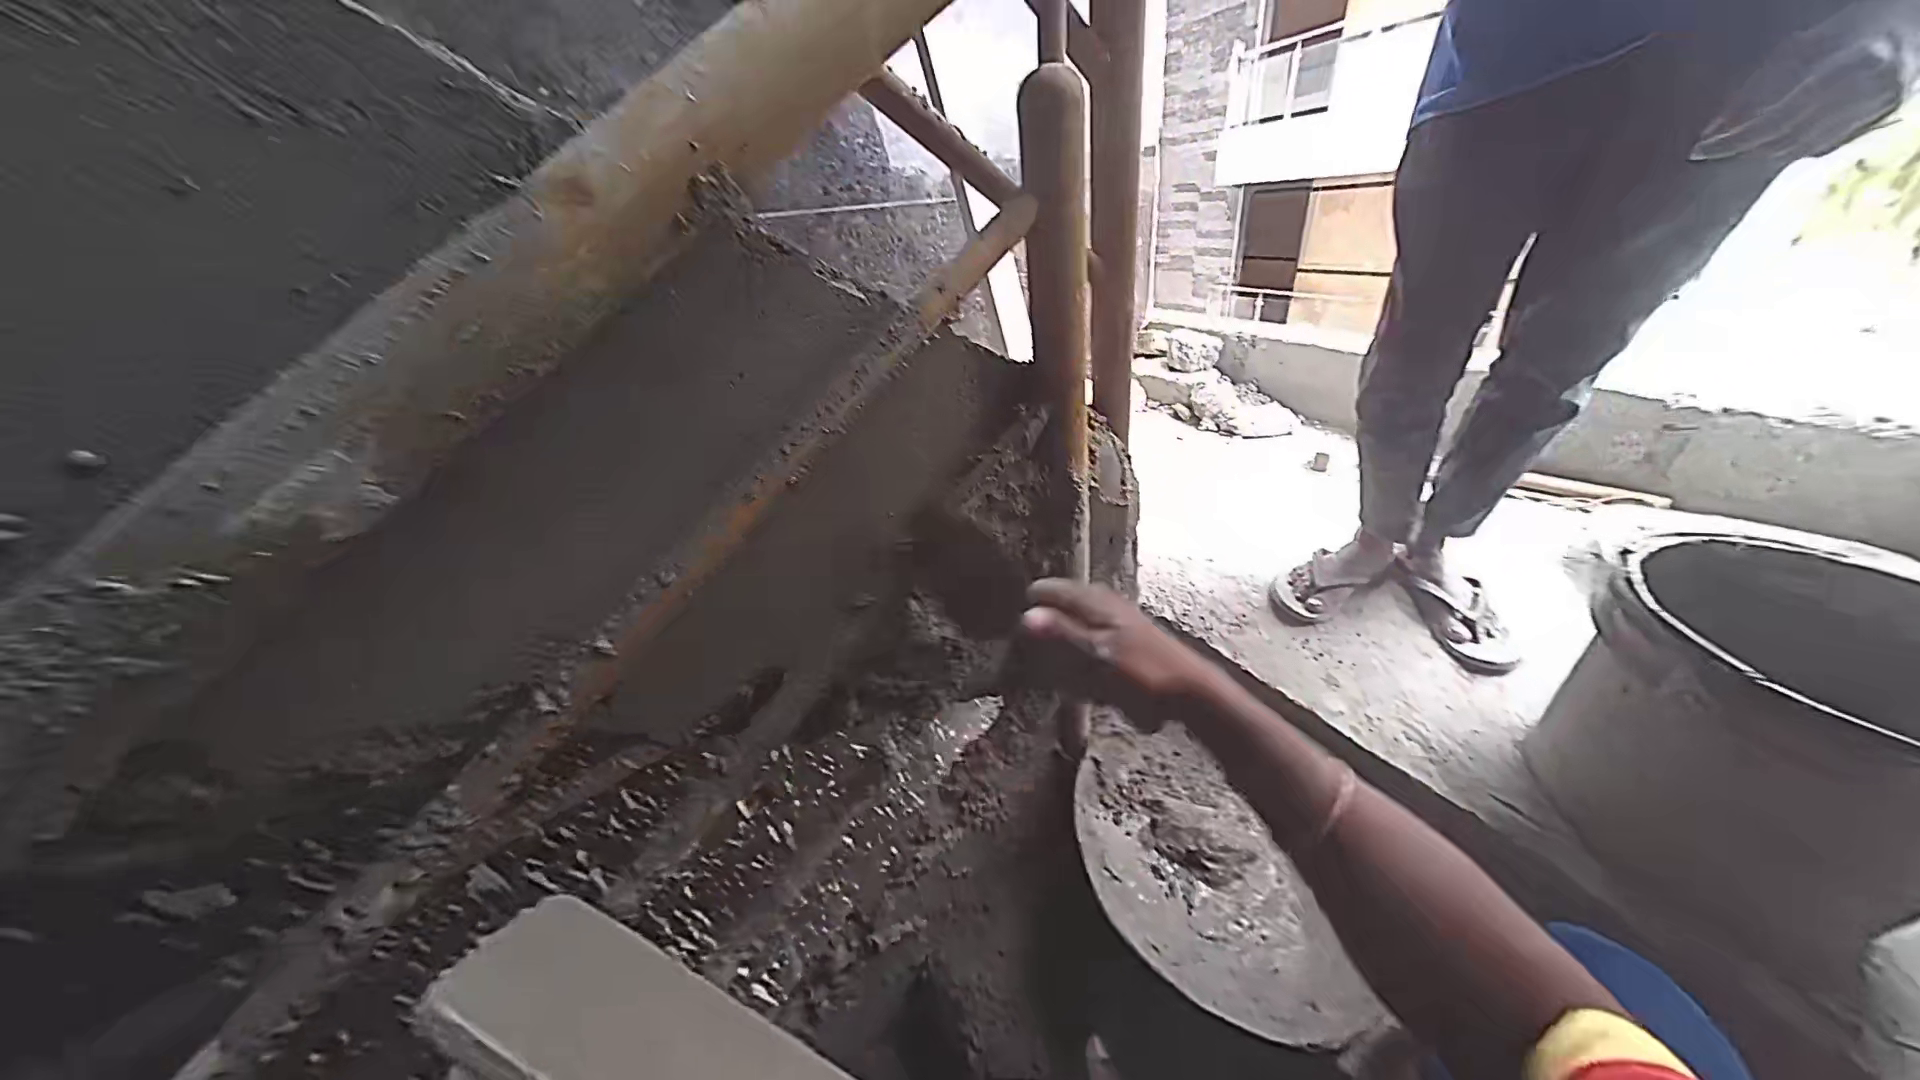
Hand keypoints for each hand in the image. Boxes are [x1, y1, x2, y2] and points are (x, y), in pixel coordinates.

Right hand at [1016, 579, 1214, 728]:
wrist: (1191, 692)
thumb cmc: (1143, 674)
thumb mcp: (1097, 655)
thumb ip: (1061, 633)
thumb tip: (1025, 615)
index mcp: (1093, 599)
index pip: (1045, 590)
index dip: (1029, 611)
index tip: (1019, 640)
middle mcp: (1102, 601)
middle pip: (1057, 606)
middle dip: (1043, 630)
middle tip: (1036, 658)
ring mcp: (1113, 617)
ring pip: (1072, 624)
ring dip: (1061, 647)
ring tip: (1059, 672)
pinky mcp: (1122, 637)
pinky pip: (1087, 641)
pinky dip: (1079, 657)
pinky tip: (1083, 679)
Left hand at [1693, 0, 1919, 161]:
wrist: (1913, 20)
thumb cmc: (1849, 30)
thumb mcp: (1799, 48)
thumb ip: (1754, 89)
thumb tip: (1712, 132)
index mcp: (1857, 60)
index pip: (1779, 116)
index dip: (1734, 138)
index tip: (1698, 149)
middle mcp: (1877, 84)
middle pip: (1786, 136)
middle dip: (1739, 147)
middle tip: (1708, 150)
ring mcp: (1884, 102)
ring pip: (1800, 147)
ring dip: (1759, 150)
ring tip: (1736, 143)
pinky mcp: (1884, 115)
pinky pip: (1821, 146)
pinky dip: (1788, 147)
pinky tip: (1771, 139)